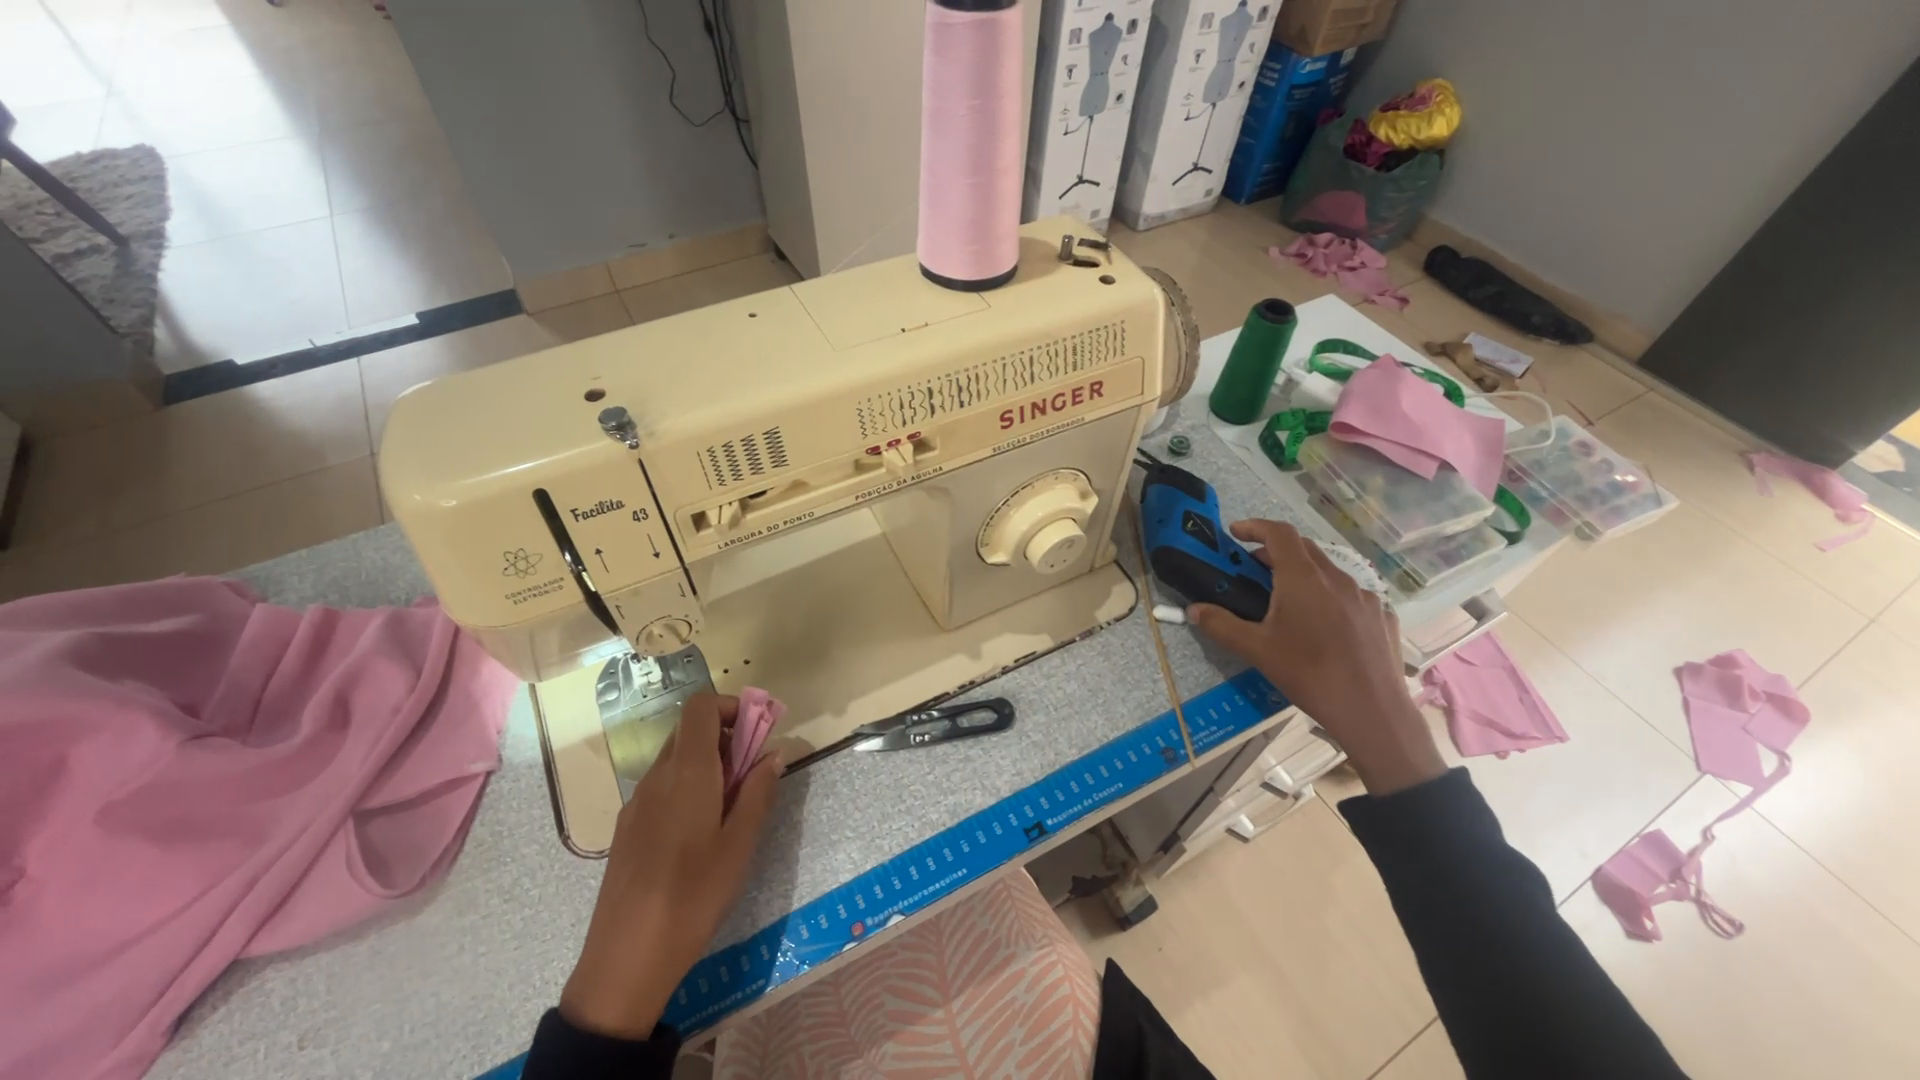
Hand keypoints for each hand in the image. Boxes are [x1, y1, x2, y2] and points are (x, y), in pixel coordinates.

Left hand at [560, 693, 781, 1038]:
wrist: (627, 956)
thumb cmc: (694, 896)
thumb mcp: (740, 845)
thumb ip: (759, 792)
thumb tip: (773, 753)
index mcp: (686, 772)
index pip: (701, 707)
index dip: (732, 707)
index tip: (760, 732)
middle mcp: (656, 777)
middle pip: (689, 732)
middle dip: (727, 739)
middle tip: (754, 775)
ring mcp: (637, 802)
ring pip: (676, 761)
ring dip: (708, 766)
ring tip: (733, 809)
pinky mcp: (628, 828)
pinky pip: (662, 788)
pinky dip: (688, 788)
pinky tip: (702, 834)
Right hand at [1187, 520, 1445, 795]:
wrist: (1370, 710)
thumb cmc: (1308, 673)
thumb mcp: (1256, 650)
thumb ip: (1221, 625)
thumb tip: (1194, 610)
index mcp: (1303, 578)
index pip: (1279, 533)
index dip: (1255, 527)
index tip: (1236, 533)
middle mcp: (1337, 578)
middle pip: (1304, 549)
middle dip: (1277, 551)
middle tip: (1255, 569)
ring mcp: (1365, 596)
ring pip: (1330, 572)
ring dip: (1305, 575)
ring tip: (1290, 601)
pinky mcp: (1382, 617)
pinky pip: (1352, 597)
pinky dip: (1331, 598)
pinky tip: (1326, 626)